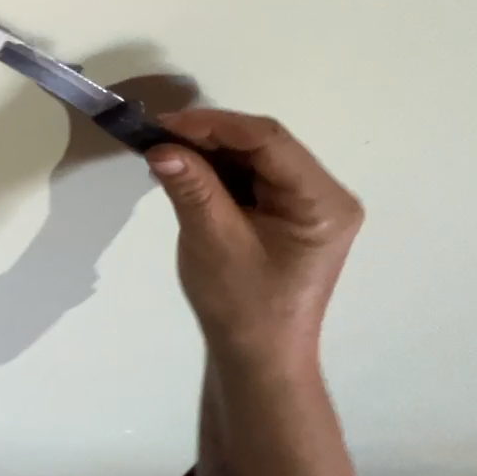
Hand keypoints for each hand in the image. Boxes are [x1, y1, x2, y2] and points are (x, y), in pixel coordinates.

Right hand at [149, 109, 370, 475]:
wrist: (256, 350)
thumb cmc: (243, 302)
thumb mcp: (212, 240)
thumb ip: (191, 188)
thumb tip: (160, 146)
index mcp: (321, 201)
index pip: (269, 140)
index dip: (212, 125)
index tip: (160, 126)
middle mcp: (322, 194)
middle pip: (261, 142)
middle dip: (205, 134)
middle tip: (154, 137)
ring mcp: (303, 201)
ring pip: (249, 153)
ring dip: (203, 148)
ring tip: (160, 152)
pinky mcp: (281, 209)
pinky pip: (245, 171)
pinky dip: (209, 166)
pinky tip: (179, 170)